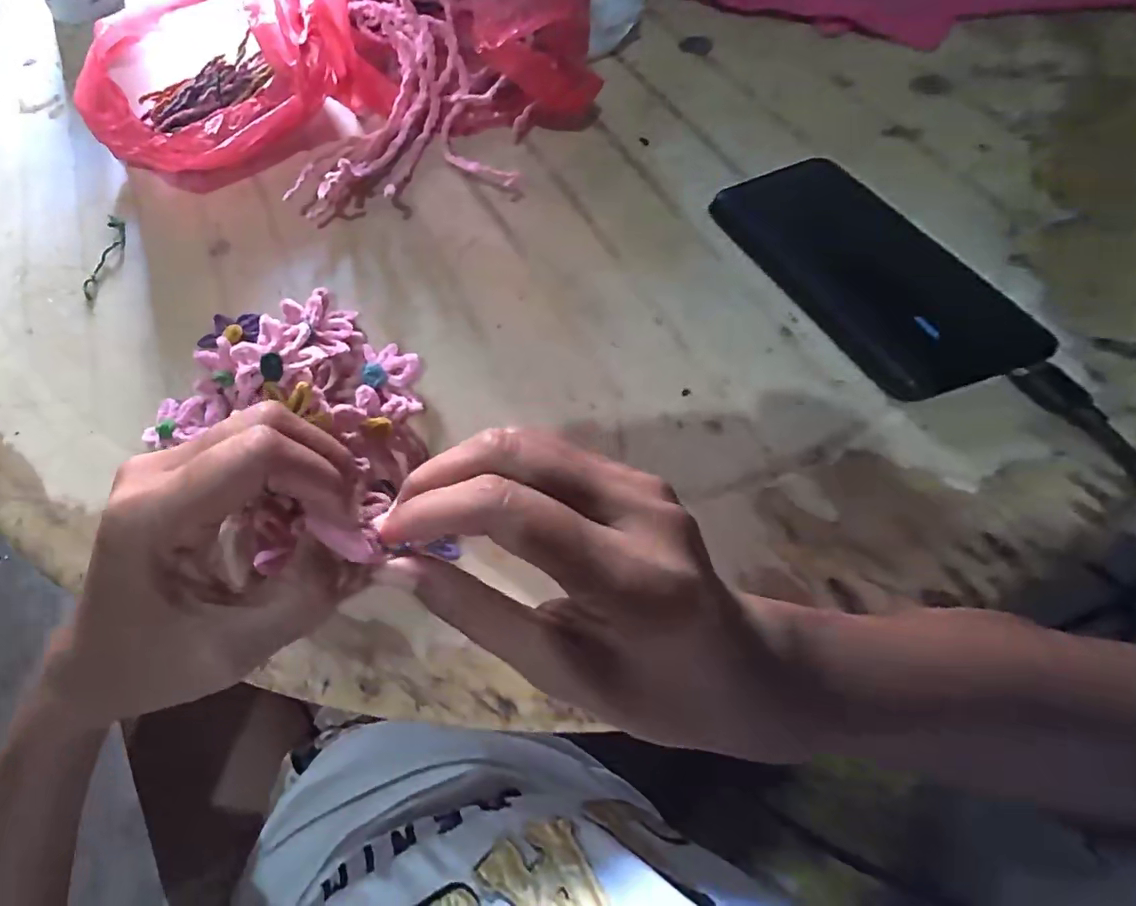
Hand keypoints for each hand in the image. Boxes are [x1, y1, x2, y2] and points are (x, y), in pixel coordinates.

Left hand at [40, 402, 369, 725]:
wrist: (92, 661)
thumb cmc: (155, 666)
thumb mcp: (236, 650)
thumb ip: (304, 595)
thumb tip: (354, 541)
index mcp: (155, 512)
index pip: (257, 451)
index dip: (317, 475)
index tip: (345, 525)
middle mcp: (152, 469)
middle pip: (260, 423)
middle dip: (319, 459)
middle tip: (347, 509)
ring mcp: (157, 461)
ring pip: (254, 425)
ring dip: (303, 459)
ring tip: (328, 507)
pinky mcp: (169, 466)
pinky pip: (240, 443)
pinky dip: (281, 467)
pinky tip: (294, 505)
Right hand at [377, 428, 804, 760]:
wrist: (746, 668)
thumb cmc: (655, 694)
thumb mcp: (561, 675)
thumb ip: (476, 614)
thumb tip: (399, 567)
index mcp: (631, 577)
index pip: (515, 511)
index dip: (438, 510)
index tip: (388, 536)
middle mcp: (640, 509)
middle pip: (515, 453)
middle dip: (440, 475)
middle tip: (398, 515)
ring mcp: (639, 481)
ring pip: (523, 440)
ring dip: (459, 464)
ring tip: (422, 506)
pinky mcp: (631, 472)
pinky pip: (542, 452)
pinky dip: (489, 467)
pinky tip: (466, 498)